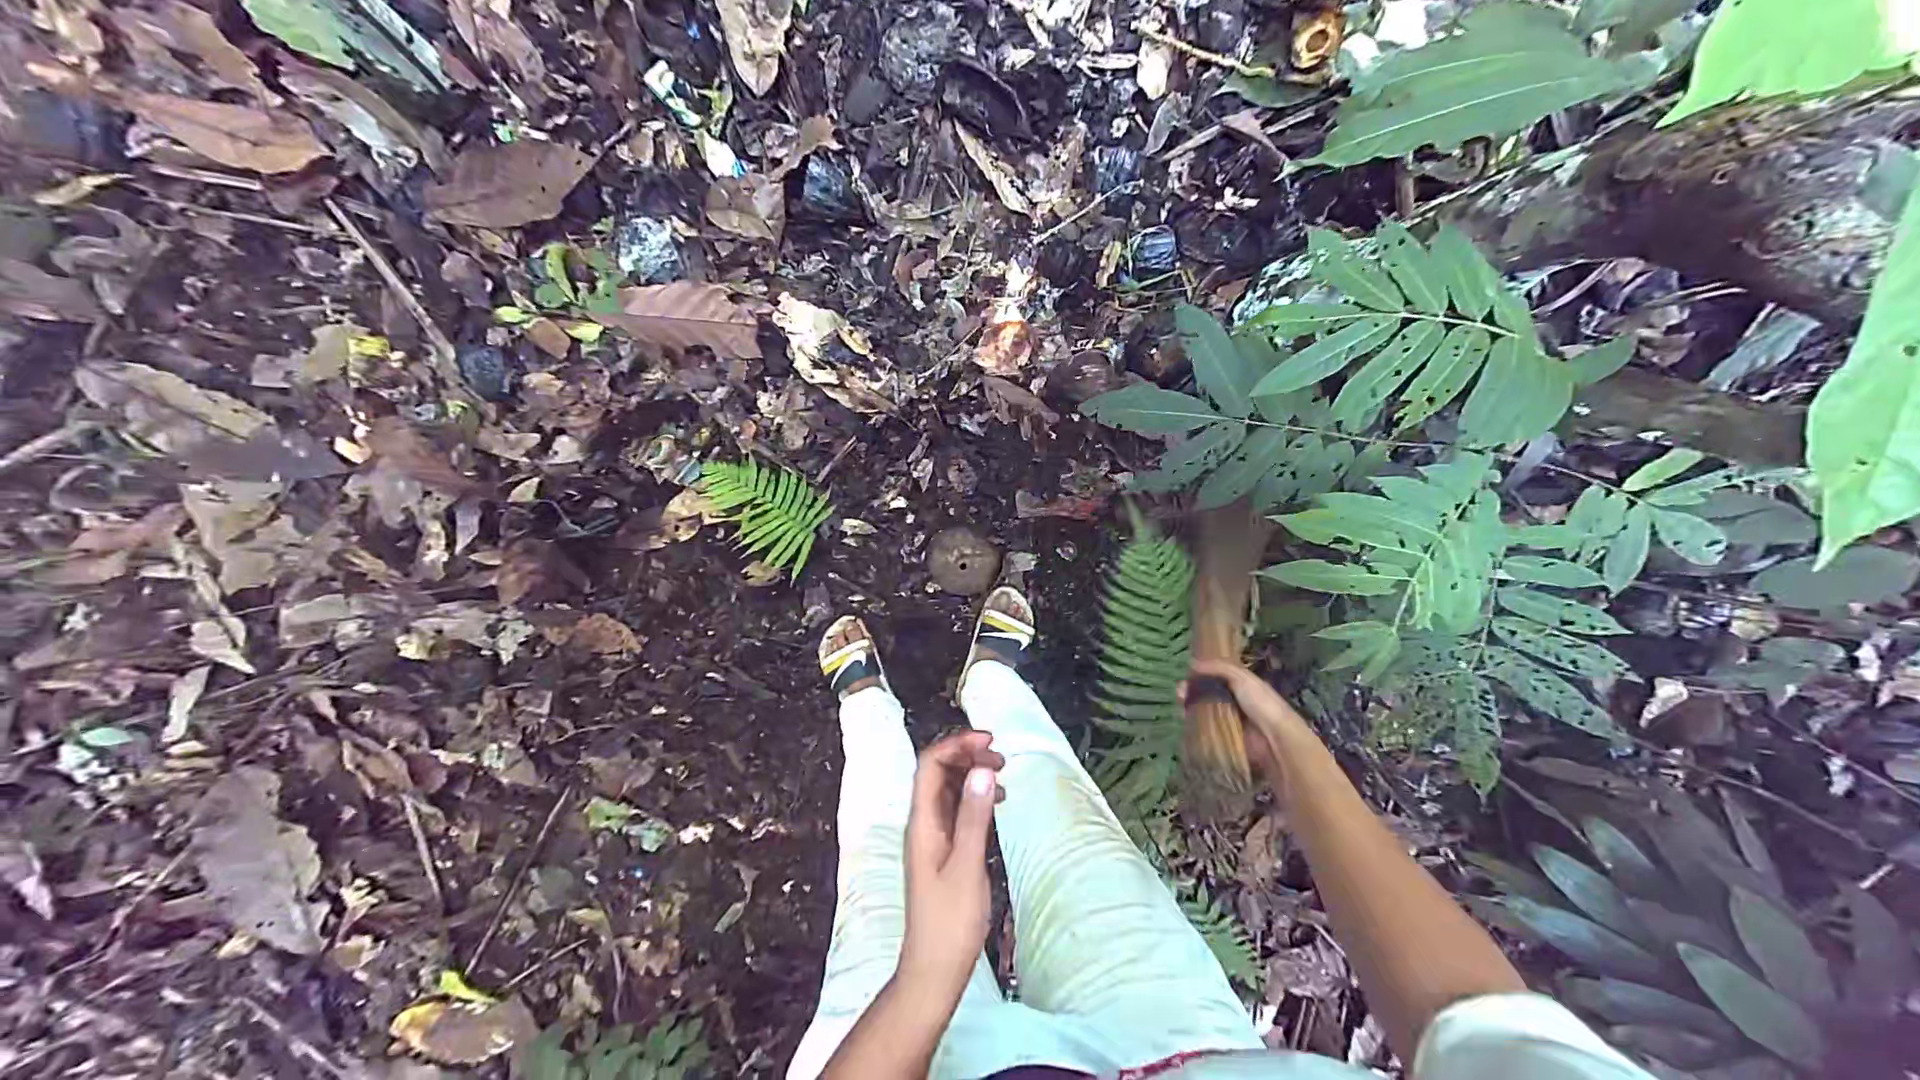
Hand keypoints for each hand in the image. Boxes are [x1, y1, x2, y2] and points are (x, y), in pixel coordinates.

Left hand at [900, 731, 1003, 1003]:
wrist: (934, 969)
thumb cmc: (950, 921)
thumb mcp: (967, 866)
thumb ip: (974, 816)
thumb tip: (982, 769)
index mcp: (922, 821)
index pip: (930, 764)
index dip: (957, 744)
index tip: (990, 741)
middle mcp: (923, 822)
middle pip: (938, 771)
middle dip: (967, 754)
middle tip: (1001, 758)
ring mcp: (932, 836)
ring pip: (948, 789)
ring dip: (971, 773)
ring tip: (1002, 774)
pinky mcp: (943, 850)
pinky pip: (956, 809)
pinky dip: (974, 797)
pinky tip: (996, 802)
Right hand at [1184, 659, 1309, 775]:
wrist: (1274, 739)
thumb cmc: (1262, 703)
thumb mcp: (1242, 678)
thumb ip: (1219, 668)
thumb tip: (1192, 663)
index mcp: (1241, 685)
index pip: (1215, 676)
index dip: (1200, 674)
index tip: (1187, 674)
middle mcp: (1234, 701)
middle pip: (1206, 693)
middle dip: (1192, 690)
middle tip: (1180, 692)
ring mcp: (1228, 720)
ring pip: (1203, 710)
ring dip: (1190, 706)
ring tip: (1181, 704)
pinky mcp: (1223, 737)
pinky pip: (1204, 728)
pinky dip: (1194, 724)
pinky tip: (1185, 718)